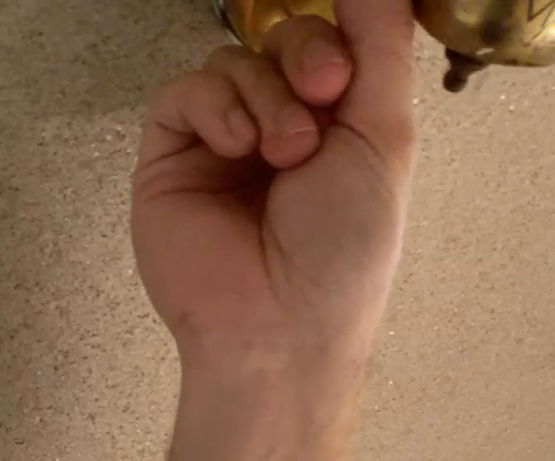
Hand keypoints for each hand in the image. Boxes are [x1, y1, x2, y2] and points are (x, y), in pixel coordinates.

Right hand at [131, 0, 417, 373]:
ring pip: (228, 63)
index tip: (342, 77)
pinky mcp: (170, 166)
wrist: (279, 328)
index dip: (331, 39)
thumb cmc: (341, 255)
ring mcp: (217, 151)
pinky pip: (181, 97)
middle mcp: (271, 135)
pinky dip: (213, 106)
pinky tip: (236, 146)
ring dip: (262, 95)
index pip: (322, 45)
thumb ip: (380, 45)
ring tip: (279, 153)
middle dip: (301, 57)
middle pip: (274, 43)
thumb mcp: (384, 139)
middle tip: (320, 101)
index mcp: (329, 131)